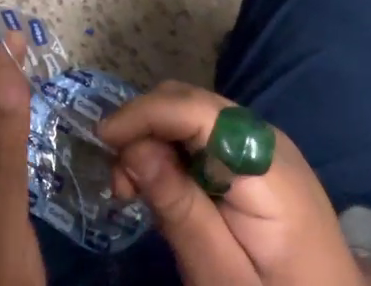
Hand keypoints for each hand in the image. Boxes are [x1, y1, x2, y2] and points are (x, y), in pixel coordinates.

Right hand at [101, 82, 362, 285]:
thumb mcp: (221, 274)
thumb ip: (180, 209)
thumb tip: (132, 147)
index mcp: (267, 167)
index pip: (195, 109)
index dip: (143, 113)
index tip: (102, 140)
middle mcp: (267, 138)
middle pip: (188, 101)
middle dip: (142, 127)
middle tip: (120, 182)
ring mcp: (265, 143)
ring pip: (189, 111)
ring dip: (152, 137)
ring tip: (134, 189)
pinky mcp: (258, 156)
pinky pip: (203, 132)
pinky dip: (171, 147)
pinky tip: (162, 185)